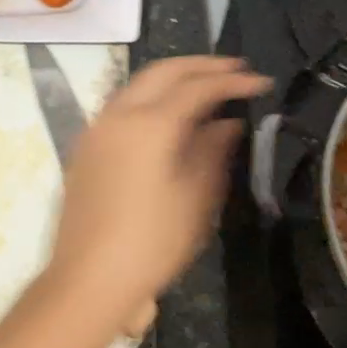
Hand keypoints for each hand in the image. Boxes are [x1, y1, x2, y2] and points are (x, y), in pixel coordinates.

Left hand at [45, 57, 271, 321]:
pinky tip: (169, 117)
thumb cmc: (151, 245)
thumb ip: (212, 151)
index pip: (198, 87)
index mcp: (149, 125)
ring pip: (138, 85)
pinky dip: (151, 99)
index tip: (262, 82)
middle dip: (201, 66)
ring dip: (173, 79)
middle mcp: (118, 115)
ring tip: (206, 88)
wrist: (88, 281)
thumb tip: (226, 124)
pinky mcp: (85, 149)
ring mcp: (96, 130)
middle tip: (235, 71)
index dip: (233, 81)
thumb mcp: (195, 200)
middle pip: (163, 71)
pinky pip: (122, 106)